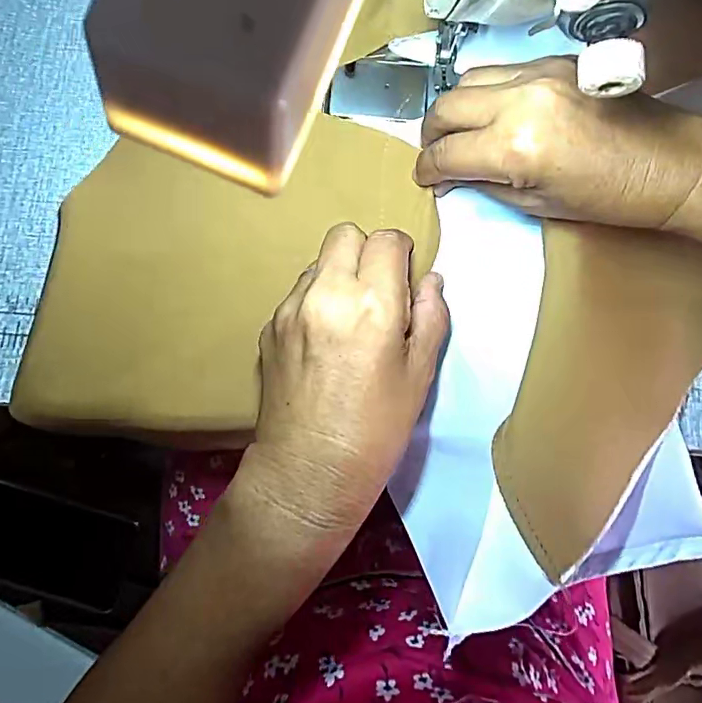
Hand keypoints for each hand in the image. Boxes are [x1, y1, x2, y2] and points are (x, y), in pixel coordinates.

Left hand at [238, 223, 449, 539]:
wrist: (309, 468)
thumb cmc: (377, 427)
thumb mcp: (420, 374)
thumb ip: (432, 316)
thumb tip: (429, 279)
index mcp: (371, 304)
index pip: (386, 240)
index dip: (401, 252)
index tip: (403, 276)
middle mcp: (325, 294)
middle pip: (344, 235)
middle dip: (366, 252)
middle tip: (377, 291)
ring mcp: (290, 308)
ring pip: (318, 263)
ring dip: (338, 276)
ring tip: (349, 320)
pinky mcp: (269, 324)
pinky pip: (297, 293)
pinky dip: (315, 301)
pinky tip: (323, 342)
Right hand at [413, 56, 701, 229]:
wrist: (671, 163)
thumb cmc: (607, 198)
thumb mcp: (534, 204)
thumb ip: (482, 183)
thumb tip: (450, 176)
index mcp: (515, 147)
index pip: (444, 153)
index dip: (426, 170)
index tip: (425, 179)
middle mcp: (520, 101)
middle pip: (444, 107)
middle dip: (431, 135)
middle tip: (438, 154)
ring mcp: (538, 74)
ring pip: (465, 80)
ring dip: (454, 108)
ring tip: (461, 129)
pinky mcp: (554, 61)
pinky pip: (499, 71)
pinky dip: (486, 92)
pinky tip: (495, 112)